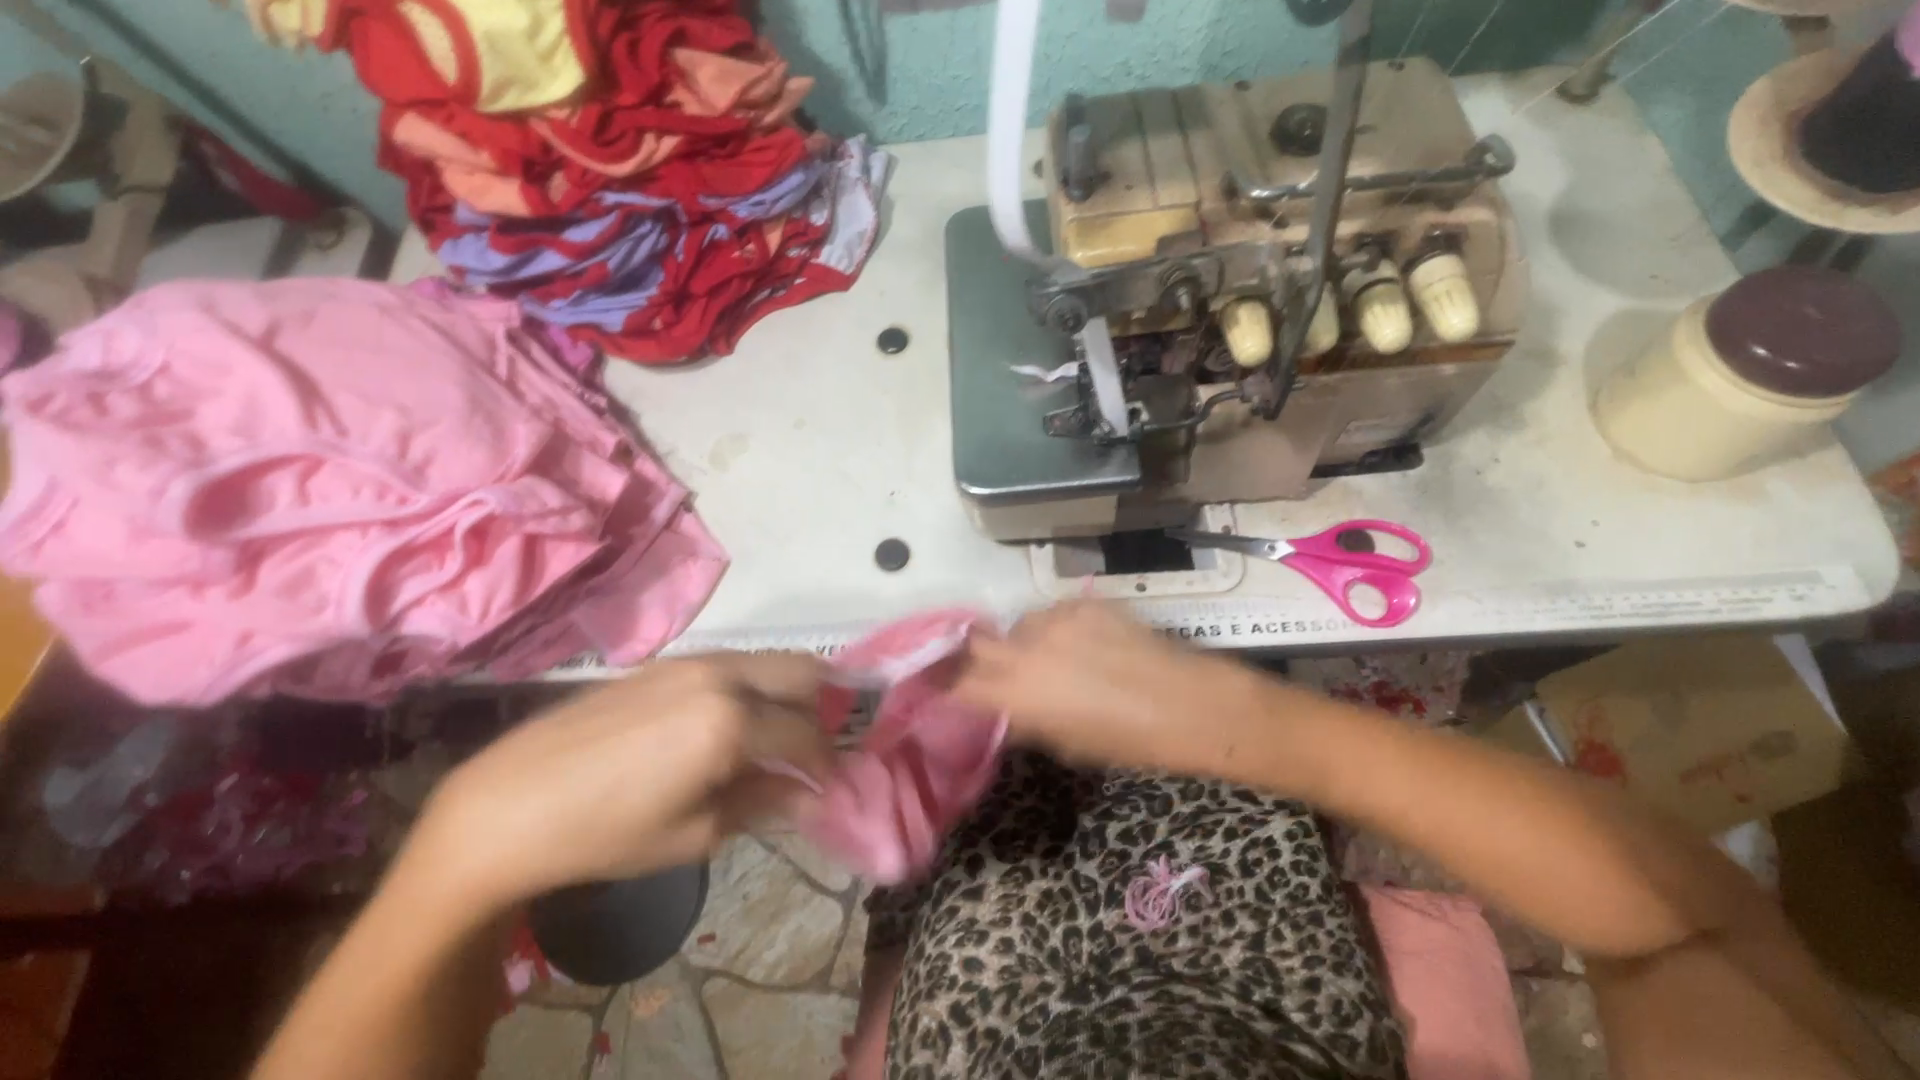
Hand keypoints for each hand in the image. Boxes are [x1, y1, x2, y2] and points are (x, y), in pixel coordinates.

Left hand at [415, 654, 833, 911]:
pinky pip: (729, 663)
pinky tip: (727, 726)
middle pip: (802, 671)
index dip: (826, 765)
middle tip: (809, 753)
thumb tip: (810, 796)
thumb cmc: (605, 833)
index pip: (806, 734)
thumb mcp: (694, 833)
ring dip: (784, 693)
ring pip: (765, 660)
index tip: (828, 790)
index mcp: (730, 721)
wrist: (508, 805)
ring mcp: (687, 662)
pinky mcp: (659, 663)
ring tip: (772, 740)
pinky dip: (749, 686)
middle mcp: (718, 675)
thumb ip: (762, 802)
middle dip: (819, 709)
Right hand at [953, 602, 1270, 774]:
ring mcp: (1055, 619)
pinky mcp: (1084, 603)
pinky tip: (1080, 645)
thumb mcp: (1067, 744)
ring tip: (1045, 660)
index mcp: (1016, 693)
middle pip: (973, 644)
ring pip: (1018, 625)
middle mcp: (1026, 649)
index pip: (956, 684)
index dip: (940, 686)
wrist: (1188, 703)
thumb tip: (1007, 709)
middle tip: (978, 671)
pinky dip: (1055, 629)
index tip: (933, 689)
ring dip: (1020, 643)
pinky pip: (1053, 613)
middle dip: (969, 657)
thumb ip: (1026, 719)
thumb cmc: (1128, 741)